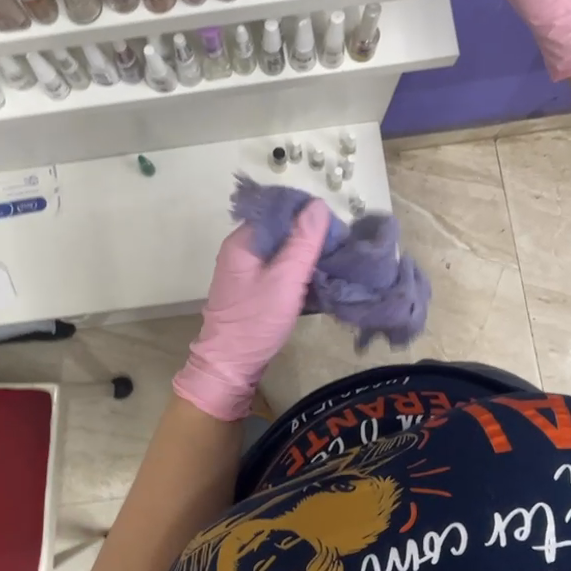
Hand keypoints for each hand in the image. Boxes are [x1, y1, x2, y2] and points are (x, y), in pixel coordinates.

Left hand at [173, 201, 332, 421]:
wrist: (230, 367)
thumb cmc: (256, 321)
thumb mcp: (285, 279)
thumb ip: (303, 241)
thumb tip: (317, 204)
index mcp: (243, 241)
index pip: (278, 210)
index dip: (307, 213)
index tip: (336, 225)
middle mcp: (242, 250)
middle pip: (282, 230)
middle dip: (311, 235)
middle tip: (341, 245)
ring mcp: (247, 271)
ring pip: (283, 251)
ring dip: (307, 255)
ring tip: (336, 259)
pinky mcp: (255, 289)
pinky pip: (280, 270)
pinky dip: (299, 272)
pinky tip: (320, 277)